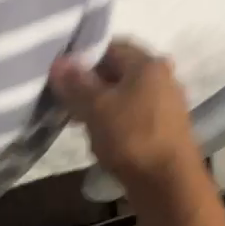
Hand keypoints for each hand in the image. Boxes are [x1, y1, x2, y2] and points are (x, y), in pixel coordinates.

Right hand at [50, 41, 200, 197]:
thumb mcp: (96, 109)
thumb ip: (77, 85)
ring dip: (101, 103)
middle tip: (65, 101)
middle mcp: (161, 74)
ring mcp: (165, 101)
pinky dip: (114, 118)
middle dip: (91, 84)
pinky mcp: (164, 125)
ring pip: (125, 93)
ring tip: (79, 121)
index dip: (84, 58)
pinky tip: (101, 136)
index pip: (111, 46)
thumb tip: (58, 62)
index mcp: (147, 62)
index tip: (61, 76)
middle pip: (119, 71)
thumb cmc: (130, 138)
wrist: (165, 179)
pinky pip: (133, 113)